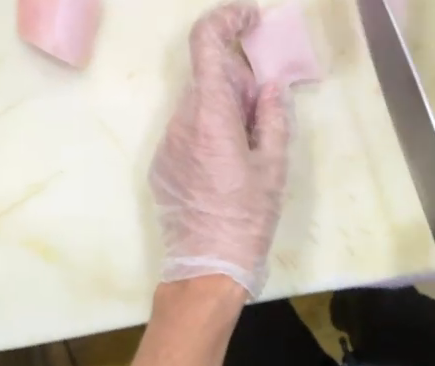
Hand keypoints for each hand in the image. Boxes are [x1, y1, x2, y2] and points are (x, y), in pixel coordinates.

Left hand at [150, 3, 292, 296]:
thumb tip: (270, 88)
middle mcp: (179, 124)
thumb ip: (273, 118)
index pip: (206, 41)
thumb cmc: (245, 222)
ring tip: (247, 154)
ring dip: (223, 115)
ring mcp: (165, 148)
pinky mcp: (161, 171)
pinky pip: (186, 139)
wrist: (206, 273)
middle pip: (206, 80)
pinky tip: (225, 175)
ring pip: (197, 111)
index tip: (250, 22)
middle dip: (237, 84)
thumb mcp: (273, 169)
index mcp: (209, 115)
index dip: (228, 20)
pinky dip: (208, 139)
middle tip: (264, 115)